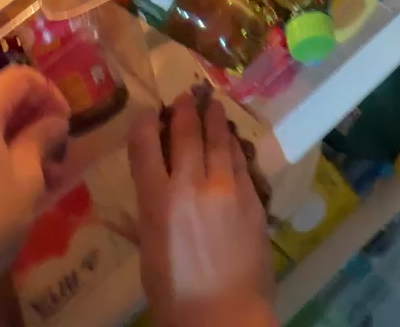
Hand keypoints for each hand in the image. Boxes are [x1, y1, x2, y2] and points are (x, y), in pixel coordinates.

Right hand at [128, 93, 277, 326]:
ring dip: (214, 118)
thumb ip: (150, 210)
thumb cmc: (175, 294)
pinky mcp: (252, 194)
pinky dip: (233, 144)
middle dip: (185, 109)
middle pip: (188, 132)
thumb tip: (151, 183)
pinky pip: (241, 159)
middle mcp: (192, 184)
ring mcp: (227, 186)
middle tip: (186, 95)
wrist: (225, 316)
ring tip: (212, 103)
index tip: (150, 114)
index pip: (146, 145)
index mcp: (158, 201)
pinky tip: (232, 138)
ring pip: (219, 138)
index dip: (147, 123)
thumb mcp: (150, 250)